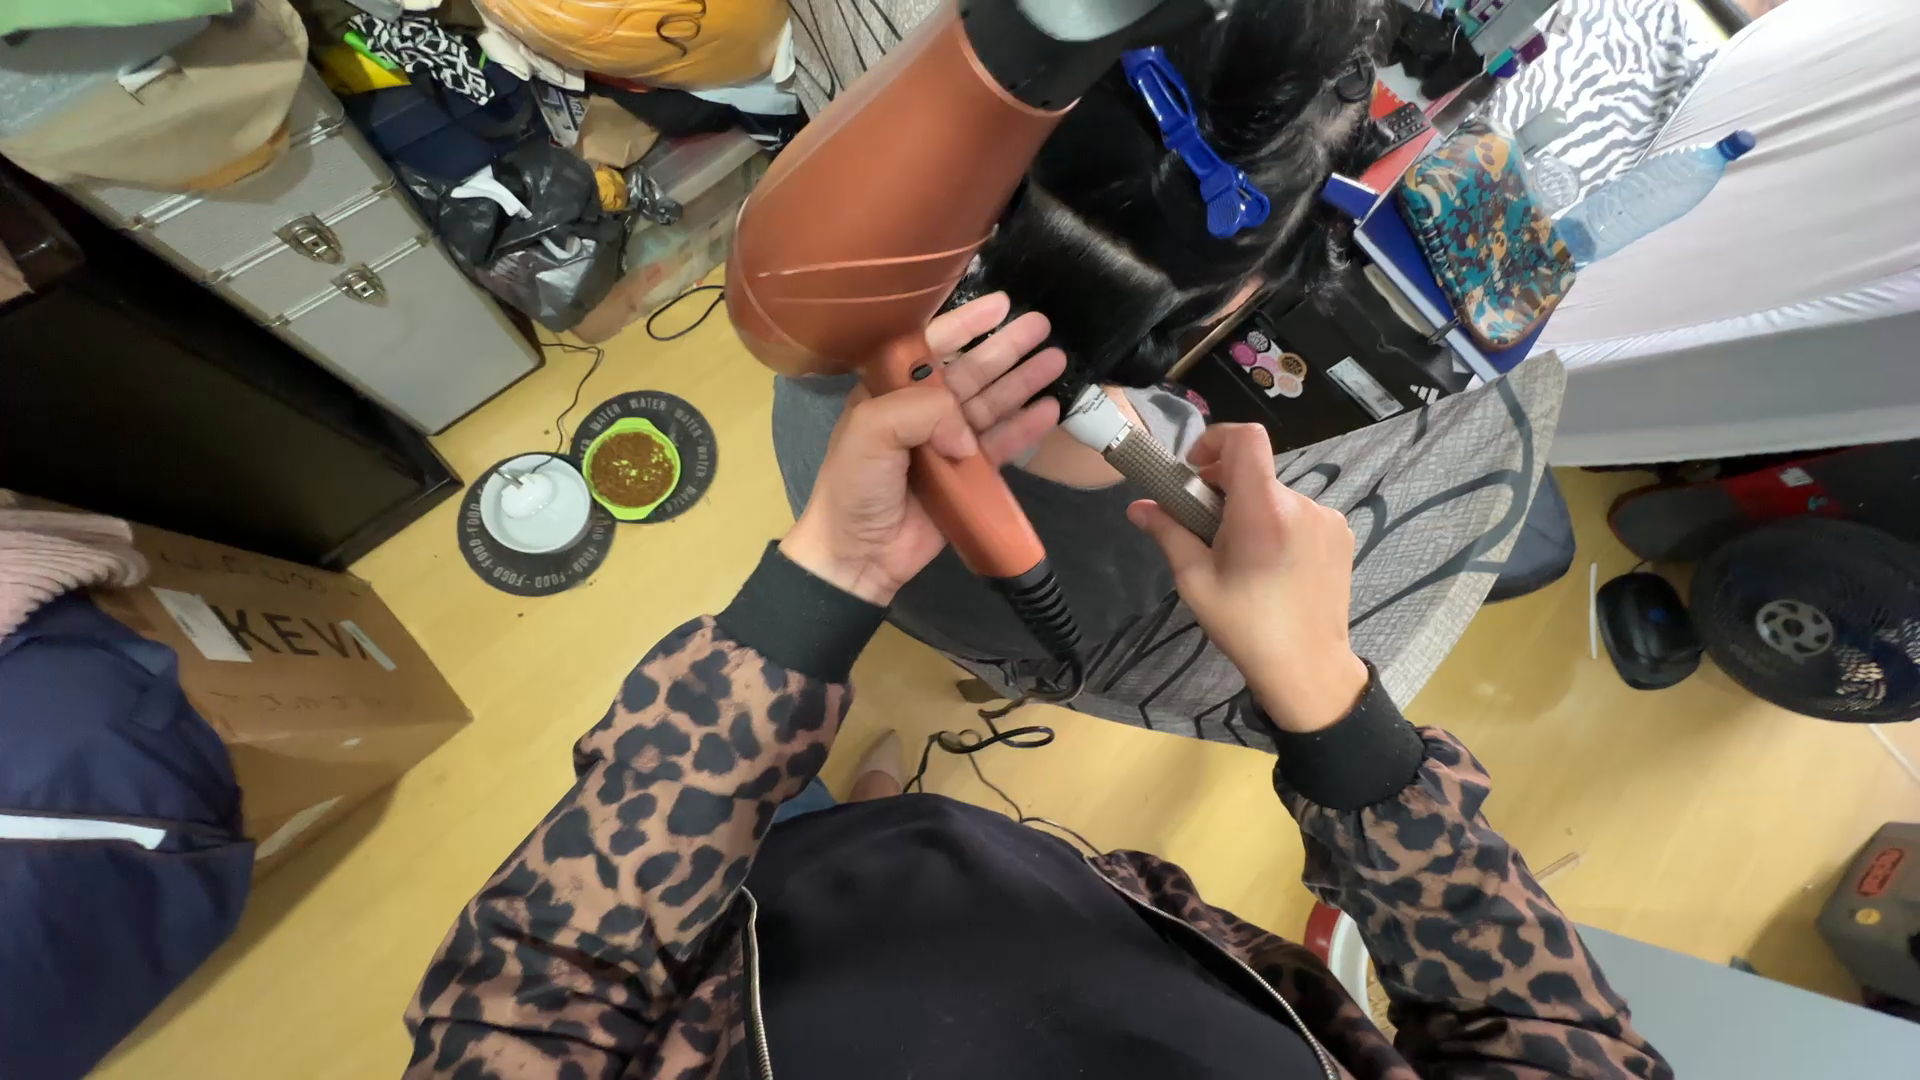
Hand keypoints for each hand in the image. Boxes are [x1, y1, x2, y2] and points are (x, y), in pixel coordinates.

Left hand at [780, 293, 1065, 604]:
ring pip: (992, 403)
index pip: (931, 346)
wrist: (859, 553)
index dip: (966, 323)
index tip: (1001, 305)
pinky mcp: (966, 476)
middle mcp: (921, 412)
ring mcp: (946, 445)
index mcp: (891, 391)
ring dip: (1023, 381)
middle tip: (1042, 325)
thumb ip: (924, 410)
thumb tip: (967, 432)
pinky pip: (1001, 444)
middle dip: (1006, 348)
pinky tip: (1049, 409)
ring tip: (1056, 360)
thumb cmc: (856, 485)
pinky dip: (1024, 427)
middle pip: (971, 370)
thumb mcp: (874, 430)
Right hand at [1126, 424, 1368, 733]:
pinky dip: (1277, 525)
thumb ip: (1168, 533)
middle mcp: (1300, 504)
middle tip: (1206, 528)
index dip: (1215, 440)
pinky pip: (1298, 513)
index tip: (1196, 471)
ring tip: (1241, 555)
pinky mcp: (1341, 534)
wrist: (1307, 667)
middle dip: (1224, 488)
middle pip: (1254, 471)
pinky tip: (1271, 564)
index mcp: (1261, 510)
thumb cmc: (1244, 625)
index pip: (1245, 439)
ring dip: (1251, 510)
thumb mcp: (1195, 580)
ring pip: (1275, 495)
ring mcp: (1327, 518)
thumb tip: (1138, 507)